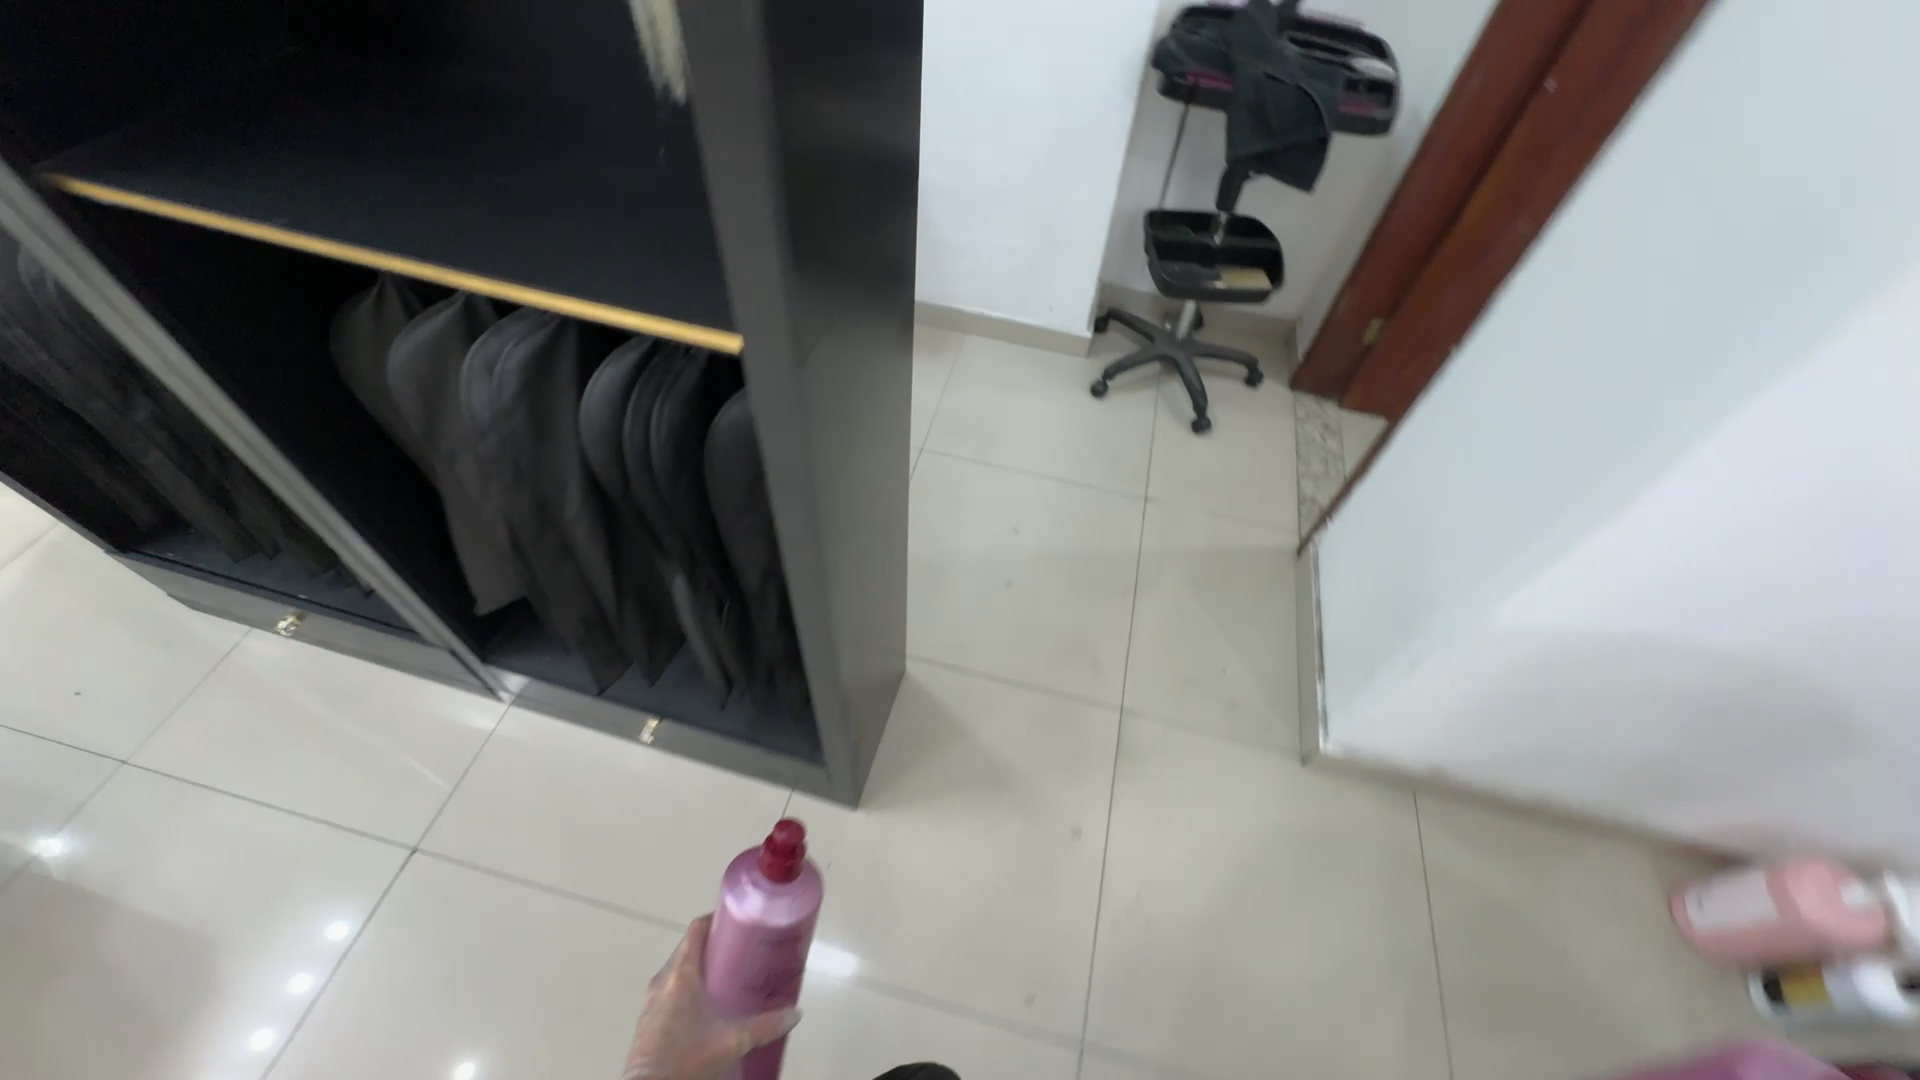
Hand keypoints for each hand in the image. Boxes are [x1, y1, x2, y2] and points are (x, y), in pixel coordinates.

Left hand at [623, 914, 801, 1079]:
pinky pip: (670, 988)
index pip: (696, 928)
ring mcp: (651, 1000)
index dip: (717, 919)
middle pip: (689, 947)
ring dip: (701, 967)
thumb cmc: (686, 1060)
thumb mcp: (732, 1042)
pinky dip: (689, 986)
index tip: (739, 922)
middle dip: (714, 945)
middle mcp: (662, 979)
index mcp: (680, 973)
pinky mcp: (647, 1019)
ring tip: (729, 977)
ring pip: (679, 969)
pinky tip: (708, 1005)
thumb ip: (765, 1025)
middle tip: (743, 951)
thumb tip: (795, 1013)